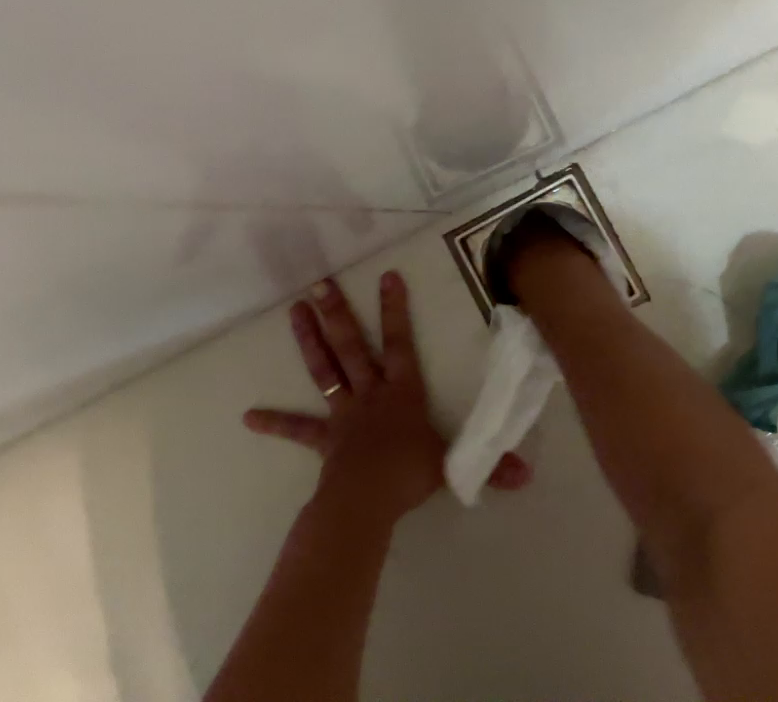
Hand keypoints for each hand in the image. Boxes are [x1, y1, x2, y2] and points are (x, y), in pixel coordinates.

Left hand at [244, 272, 531, 523]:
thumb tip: (529, 475)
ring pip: (326, 370)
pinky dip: (275, 423)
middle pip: (352, 346)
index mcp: (402, 393)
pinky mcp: (324, 438)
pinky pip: (298, 429)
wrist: (367, 502)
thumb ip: (492, 466)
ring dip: (310, 340)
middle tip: (320, 282)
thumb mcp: (454, 466)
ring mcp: (343, 413)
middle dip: (338, 312)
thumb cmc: (410, 476)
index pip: (401, 343)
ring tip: (295, 311)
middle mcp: (371, 393)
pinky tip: (248, 417)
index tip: (386, 275)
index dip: (395, 310)